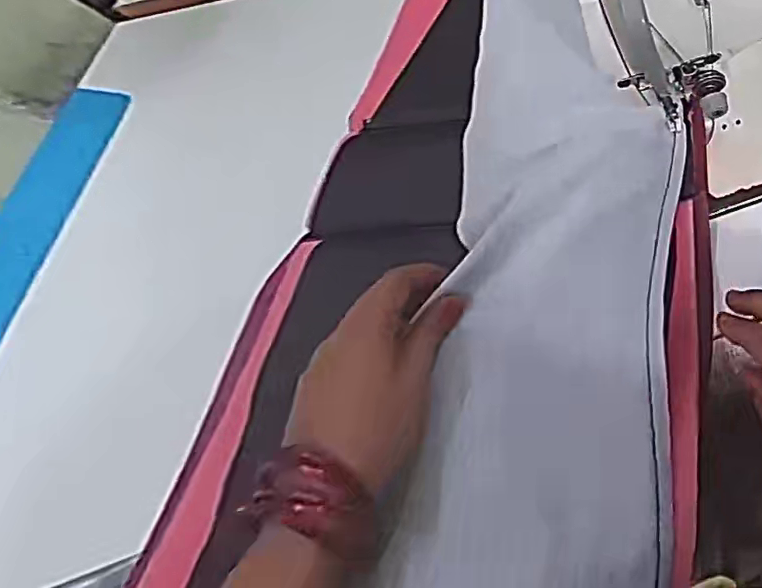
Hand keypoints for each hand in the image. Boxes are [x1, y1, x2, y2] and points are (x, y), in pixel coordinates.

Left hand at [284, 264, 466, 494]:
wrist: (324, 488)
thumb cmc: (373, 430)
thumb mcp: (417, 374)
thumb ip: (432, 329)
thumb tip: (447, 303)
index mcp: (362, 326)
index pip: (395, 279)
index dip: (425, 274)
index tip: (447, 281)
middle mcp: (336, 338)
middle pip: (375, 298)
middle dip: (410, 295)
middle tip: (441, 306)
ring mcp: (320, 363)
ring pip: (361, 323)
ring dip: (391, 319)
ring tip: (422, 336)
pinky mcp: (314, 387)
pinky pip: (347, 348)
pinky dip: (373, 342)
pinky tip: (391, 365)